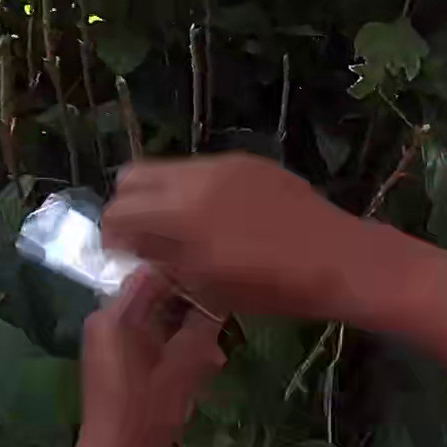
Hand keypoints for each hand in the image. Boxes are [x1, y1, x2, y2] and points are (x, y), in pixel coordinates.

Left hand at [79, 270, 225, 446]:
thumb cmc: (148, 410)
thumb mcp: (186, 362)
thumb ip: (203, 322)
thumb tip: (222, 294)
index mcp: (116, 314)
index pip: (155, 272)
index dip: (189, 273)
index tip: (219, 280)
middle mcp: (106, 319)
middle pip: (154, 292)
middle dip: (190, 302)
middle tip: (222, 314)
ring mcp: (108, 338)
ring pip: (154, 313)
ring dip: (184, 323)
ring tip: (215, 343)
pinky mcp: (114, 356)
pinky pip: (147, 332)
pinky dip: (172, 338)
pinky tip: (199, 357)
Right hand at [101, 154, 367, 316]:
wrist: (335, 257)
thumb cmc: (272, 285)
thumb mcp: (206, 285)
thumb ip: (161, 259)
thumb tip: (134, 245)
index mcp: (181, 210)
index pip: (118, 209)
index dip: (111, 234)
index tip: (121, 253)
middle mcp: (197, 175)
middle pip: (134, 174)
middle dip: (128, 204)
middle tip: (144, 236)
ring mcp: (226, 162)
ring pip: (170, 167)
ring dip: (162, 193)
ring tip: (181, 226)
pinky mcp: (250, 161)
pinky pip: (205, 168)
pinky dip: (194, 187)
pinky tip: (217, 215)